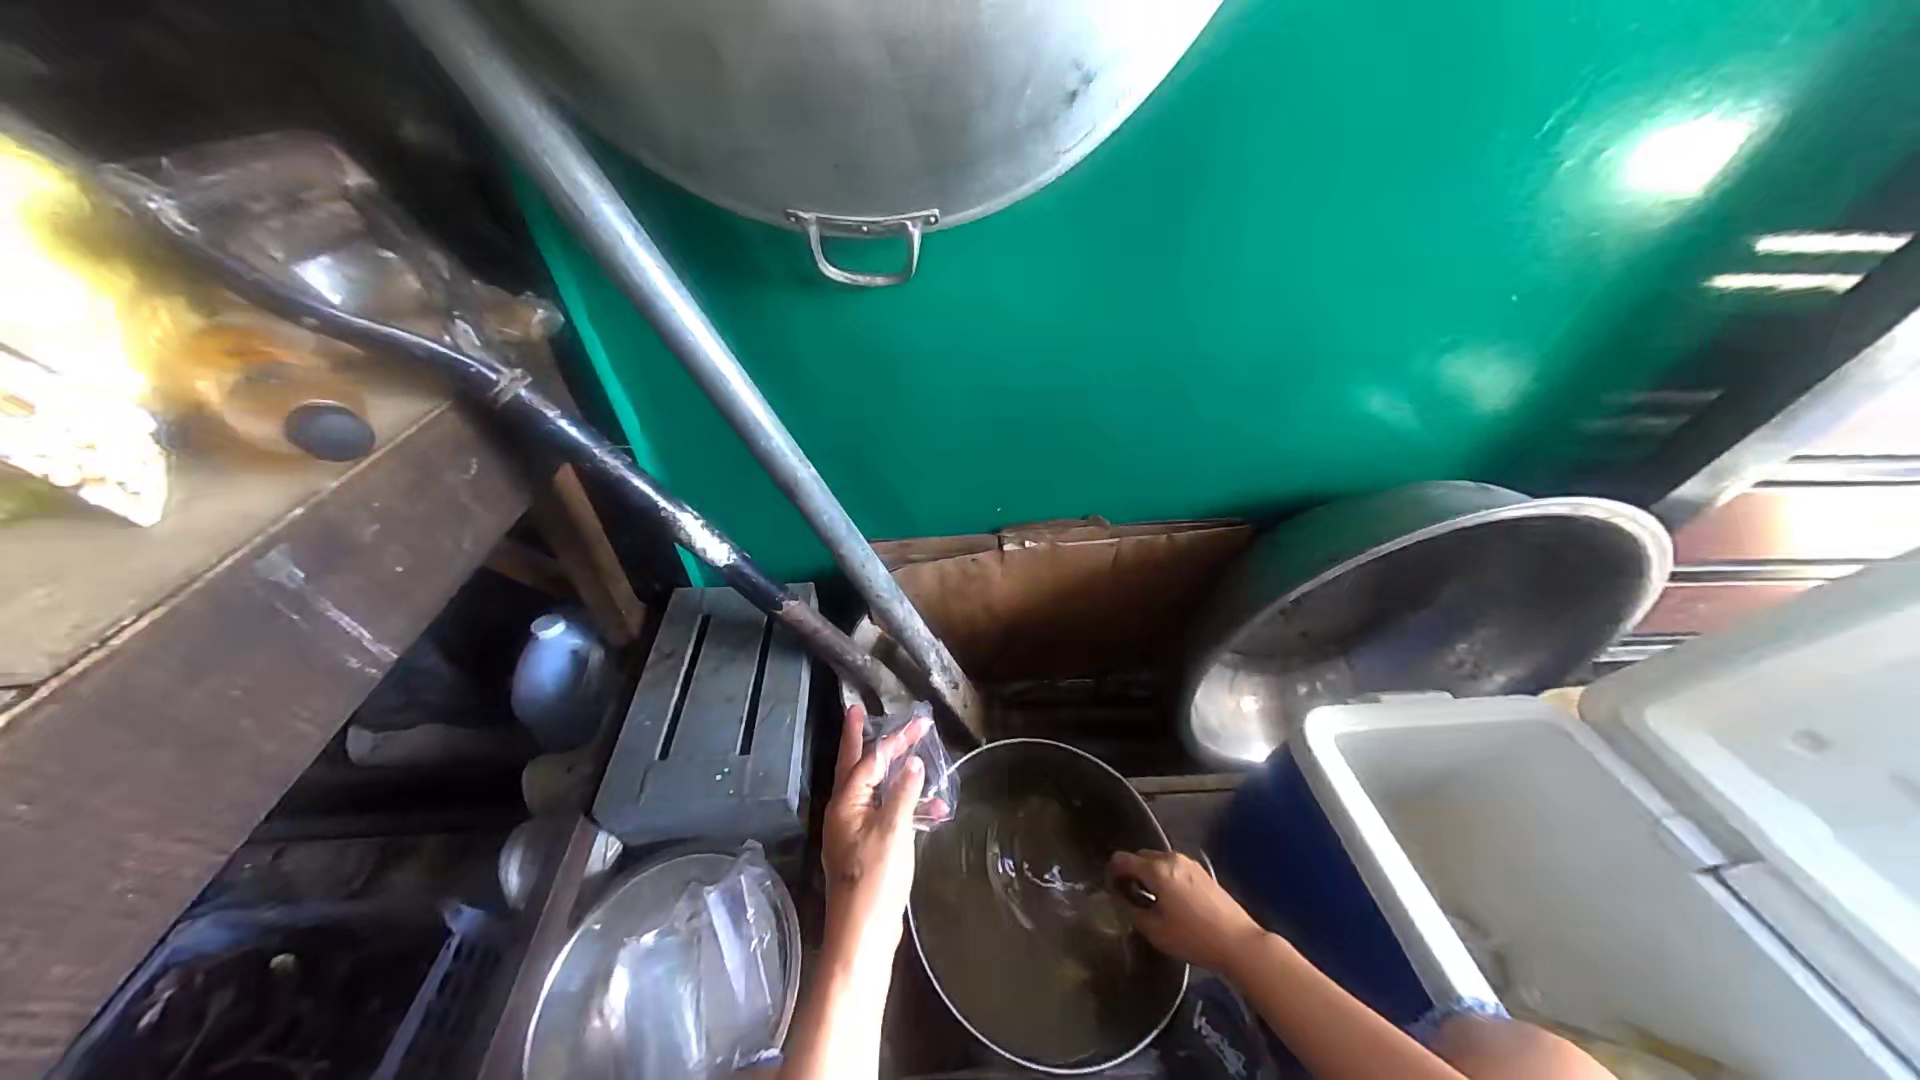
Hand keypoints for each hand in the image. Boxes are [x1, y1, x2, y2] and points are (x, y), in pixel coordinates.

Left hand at [821, 704, 932, 962]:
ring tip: (916, 756)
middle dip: (864, 740)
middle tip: (860, 712)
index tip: (916, 722)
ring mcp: (855, 831)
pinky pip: (888, 814)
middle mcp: (846, 812)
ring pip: (876, 790)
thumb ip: (904, 794)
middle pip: (858, 767)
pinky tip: (933, 811)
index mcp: (846, 804)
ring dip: (897, 775)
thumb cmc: (875, 879)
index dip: (893, 740)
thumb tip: (914, 763)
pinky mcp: (869, 848)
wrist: (863, 934)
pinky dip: (908, 808)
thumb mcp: (893, 831)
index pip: (870, 761)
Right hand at [1109, 849, 1267, 974]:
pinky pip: (1175, 867)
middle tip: (1129, 893)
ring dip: (1151, 873)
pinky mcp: (1204, 873)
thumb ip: (1134, 913)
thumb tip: (1126, 902)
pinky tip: (1172, 899)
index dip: (1112, 870)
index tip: (1109, 885)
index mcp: (1157, 870)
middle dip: (1132, 870)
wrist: (1239, 943)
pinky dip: (1166, 876)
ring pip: (1160, 860)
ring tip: (1151, 897)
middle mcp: (1172, 859)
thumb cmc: (1194, 938)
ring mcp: (1190, 864)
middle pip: (1142, 855)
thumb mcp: (1156, 932)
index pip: (1124, 859)